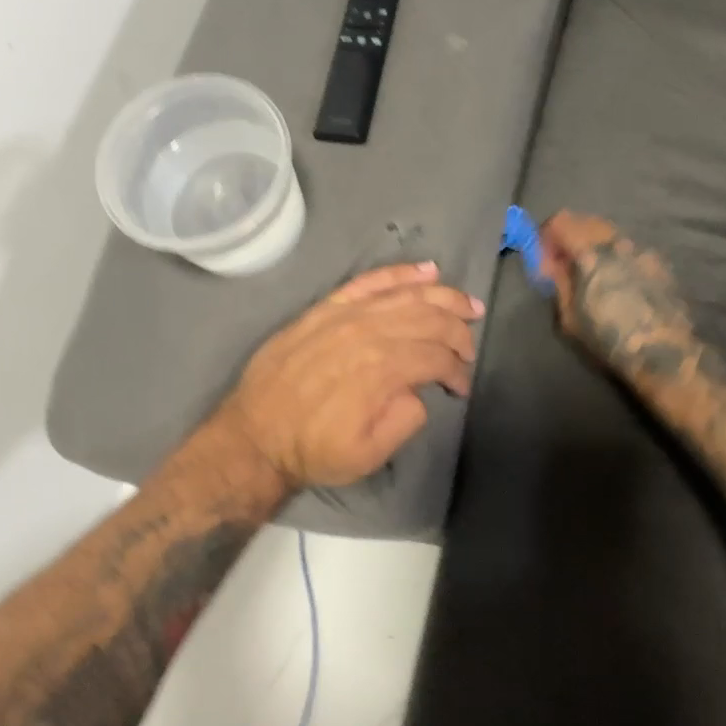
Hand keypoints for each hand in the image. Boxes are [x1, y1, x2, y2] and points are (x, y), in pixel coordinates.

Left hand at [219, 262, 483, 487]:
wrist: (254, 437)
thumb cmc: (313, 450)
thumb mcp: (368, 454)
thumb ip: (405, 420)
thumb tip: (420, 391)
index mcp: (382, 369)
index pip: (437, 357)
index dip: (458, 371)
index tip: (461, 388)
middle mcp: (369, 332)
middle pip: (429, 319)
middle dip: (459, 332)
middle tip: (470, 349)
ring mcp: (346, 314)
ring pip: (407, 295)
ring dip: (444, 298)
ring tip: (468, 305)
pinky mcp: (327, 307)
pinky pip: (370, 281)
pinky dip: (402, 273)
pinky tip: (428, 270)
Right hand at [538, 210, 699, 382]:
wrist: (662, 354)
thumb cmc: (608, 338)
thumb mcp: (570, 316)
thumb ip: (558, 282)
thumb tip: (551, 263)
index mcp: (591, 252)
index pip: (561, 221)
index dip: (547, 235)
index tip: (545, 258)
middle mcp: (617, 242)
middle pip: (586, 221)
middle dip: (570, 237)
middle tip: (565, 265)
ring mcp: (641, 250)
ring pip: (610, 233)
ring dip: (594, 246)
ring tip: (593, 274)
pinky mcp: (659, 263)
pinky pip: (629, 249)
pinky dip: (616, 257)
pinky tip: (619, 283)